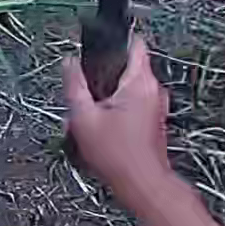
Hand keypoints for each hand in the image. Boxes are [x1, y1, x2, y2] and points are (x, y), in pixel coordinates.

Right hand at [62, 34, 171, 199]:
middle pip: (125, 67)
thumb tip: (69, 63)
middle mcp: (153, 90)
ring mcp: (156, 105)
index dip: (113, 41)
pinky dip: (115, 108)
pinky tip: (102, 127)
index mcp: (139, 83)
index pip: (134, 43)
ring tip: (91, 115)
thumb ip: (75, 85)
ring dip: (106, 95)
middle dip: (102, 77)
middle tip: (86, 95)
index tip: (96, 47)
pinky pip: (131, 102)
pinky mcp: (153, 119)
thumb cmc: (117, 155)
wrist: (141, 185)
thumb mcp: (84, 117)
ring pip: (126, 86)